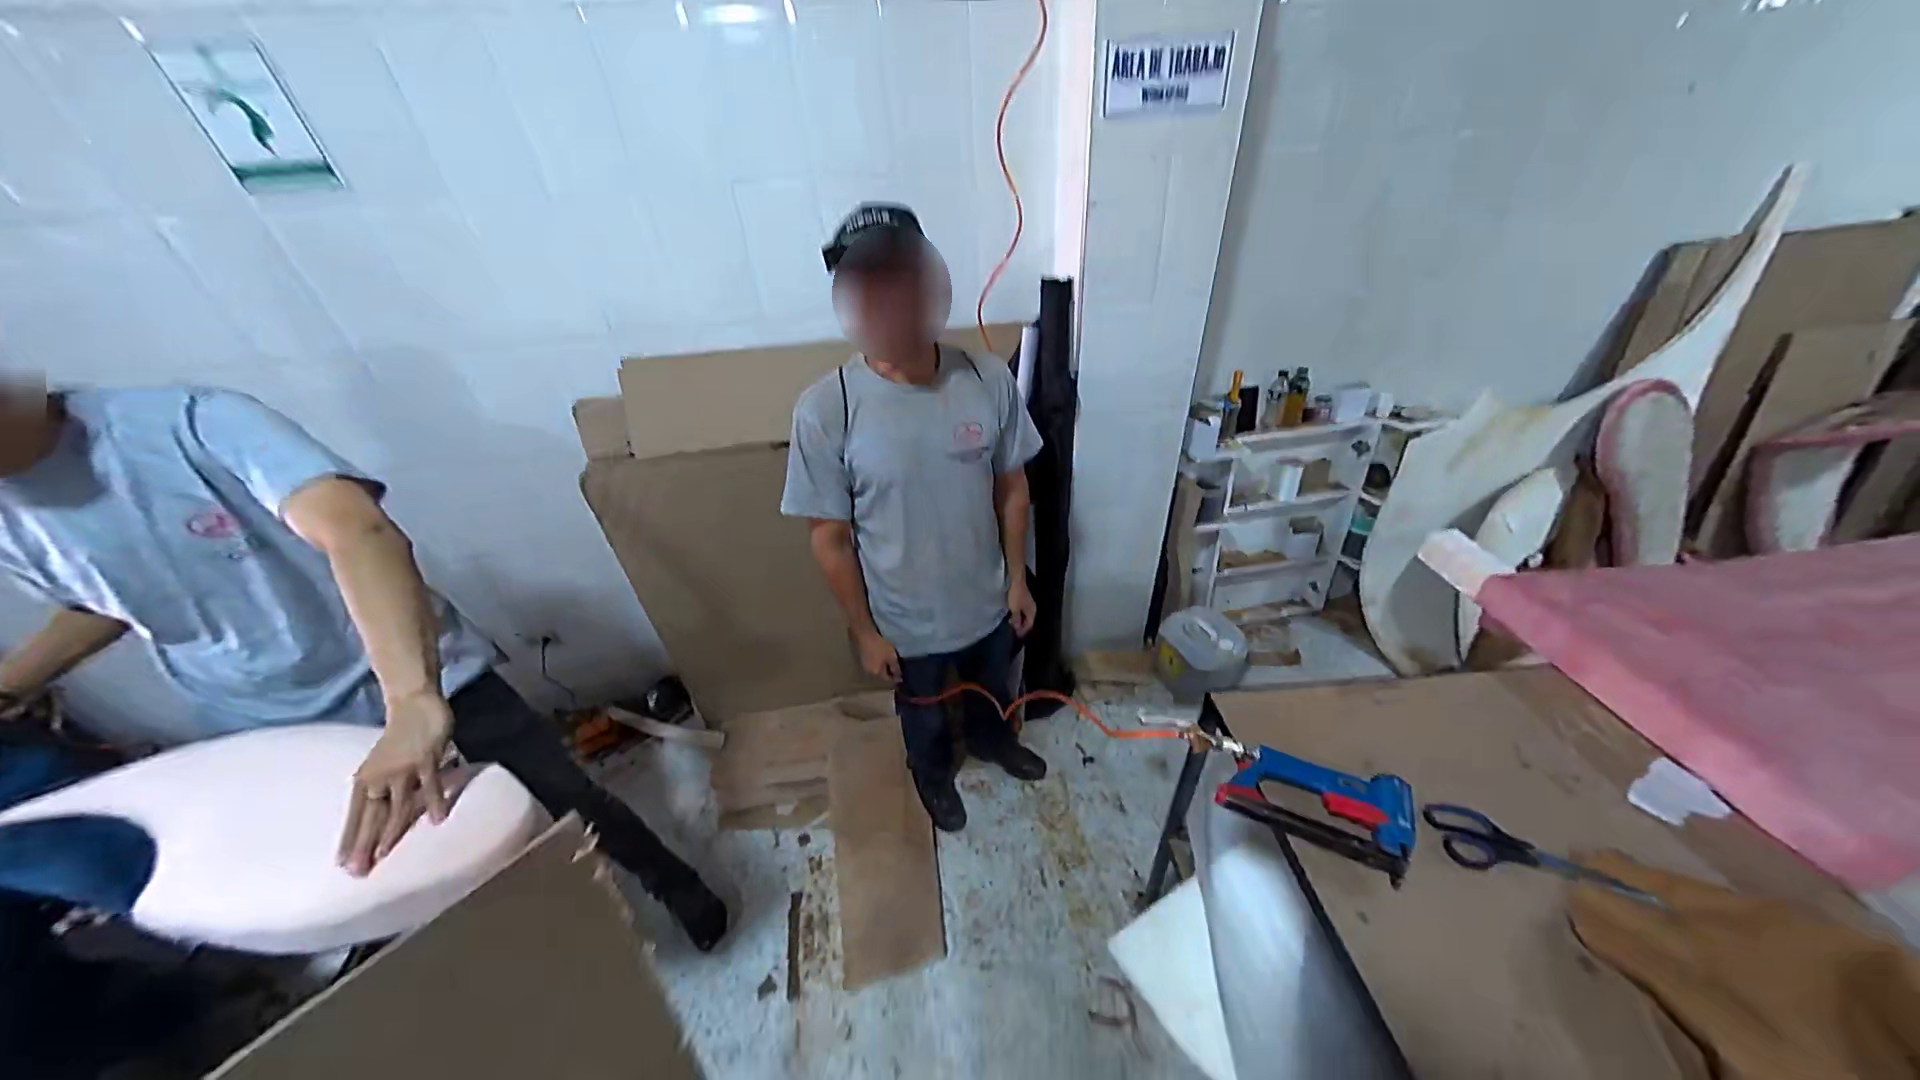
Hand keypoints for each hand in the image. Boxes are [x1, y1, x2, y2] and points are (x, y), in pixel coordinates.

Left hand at [338, 691, 456, 876]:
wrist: (415, 705)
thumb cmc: (401, 736)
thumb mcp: (386, 762)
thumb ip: (388, 785)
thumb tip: (389, 813)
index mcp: (364, 779)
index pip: (355, 816)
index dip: (348, 840)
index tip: (342, 865)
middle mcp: (379, 777)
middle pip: (371, 817)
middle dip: (363, 845)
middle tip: (357, 871)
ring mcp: (402, 769)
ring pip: (396, 806)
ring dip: (390, 831)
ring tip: (383, 854)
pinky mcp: (426, 761)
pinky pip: (430, 786)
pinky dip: (434, 803)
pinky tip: (438, 818)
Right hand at [855, 629, 900, 682]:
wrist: (864, 636)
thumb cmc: (880, 646)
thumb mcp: (891, 657)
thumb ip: (895, 668)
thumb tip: (898, 677)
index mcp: (877, 673)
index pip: (888, 680)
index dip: (896, 678)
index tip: (902, 677)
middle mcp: (869, 673)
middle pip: (881, 676)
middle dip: (889, 673)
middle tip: (897, 670)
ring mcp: (864, 666)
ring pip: (877, 670)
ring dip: (883, 668)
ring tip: (890, 663)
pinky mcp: (862, 659)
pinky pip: (873, 664)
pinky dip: (878, 663)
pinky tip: (881, 658)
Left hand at [1007, 579, 1036, 636]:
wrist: (1016, 580)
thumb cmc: (1016, 595)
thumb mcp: (1015, 609)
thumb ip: (1016, 619)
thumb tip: (1017, 628)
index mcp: (1032, 612)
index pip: (1029, 625)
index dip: (1023, 631)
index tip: (1016, 636)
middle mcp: (1032, 608)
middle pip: (1028, 621)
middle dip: (1022, 627)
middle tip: (1014, 632)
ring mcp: (1028, 603)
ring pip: (1025, 615)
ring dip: (1019, 621)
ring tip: (1012, 625)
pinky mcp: (1023, 599)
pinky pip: (1022, 611)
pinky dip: (1018, 615)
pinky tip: (1013, 615)